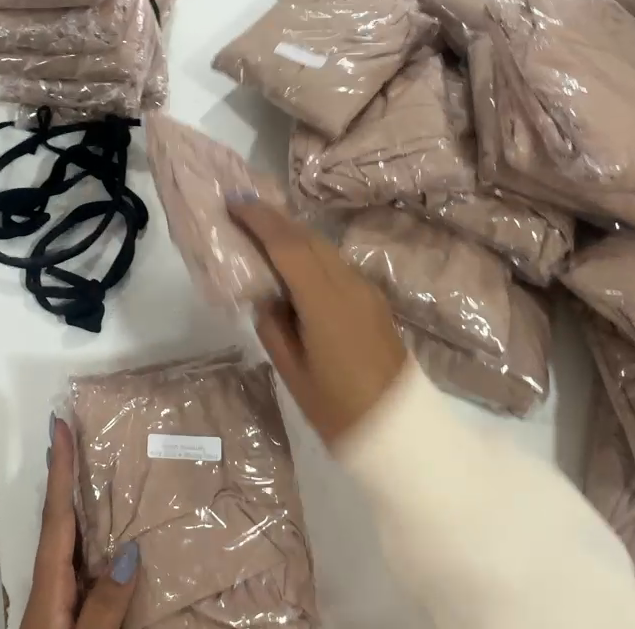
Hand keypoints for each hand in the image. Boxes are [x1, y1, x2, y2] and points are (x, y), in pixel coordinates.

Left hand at [20, 416, 140, 628]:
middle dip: (65, 473)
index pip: (57, 514)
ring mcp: (58, 596)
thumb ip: (104, 605)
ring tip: (92, 464)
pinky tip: (107, 533)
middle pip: (59, 517)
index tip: (59, 423)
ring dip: (77, 500)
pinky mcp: (68, 610)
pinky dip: (90, 534)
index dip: (60, 467)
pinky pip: (80, 560)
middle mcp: (50, 581)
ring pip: (69, 537)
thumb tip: (130, 551)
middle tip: (74, 430)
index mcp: (49, 583)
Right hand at [228, 198, 407, 445]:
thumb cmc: (339, 409)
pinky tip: (293, 265)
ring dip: (293, 235)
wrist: (400, 430)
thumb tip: (267, 296)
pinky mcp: (372, 300)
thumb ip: (273, 325)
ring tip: (261, 233)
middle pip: (308, 238)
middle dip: (274, 219)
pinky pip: (335, 264)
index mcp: (325, 302)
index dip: (259, 220)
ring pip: (324, 248)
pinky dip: (310, 254)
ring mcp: (365, 290)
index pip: (288, 246)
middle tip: (242, 211)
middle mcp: (348, 284)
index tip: (234, 203)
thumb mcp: (292, 371)